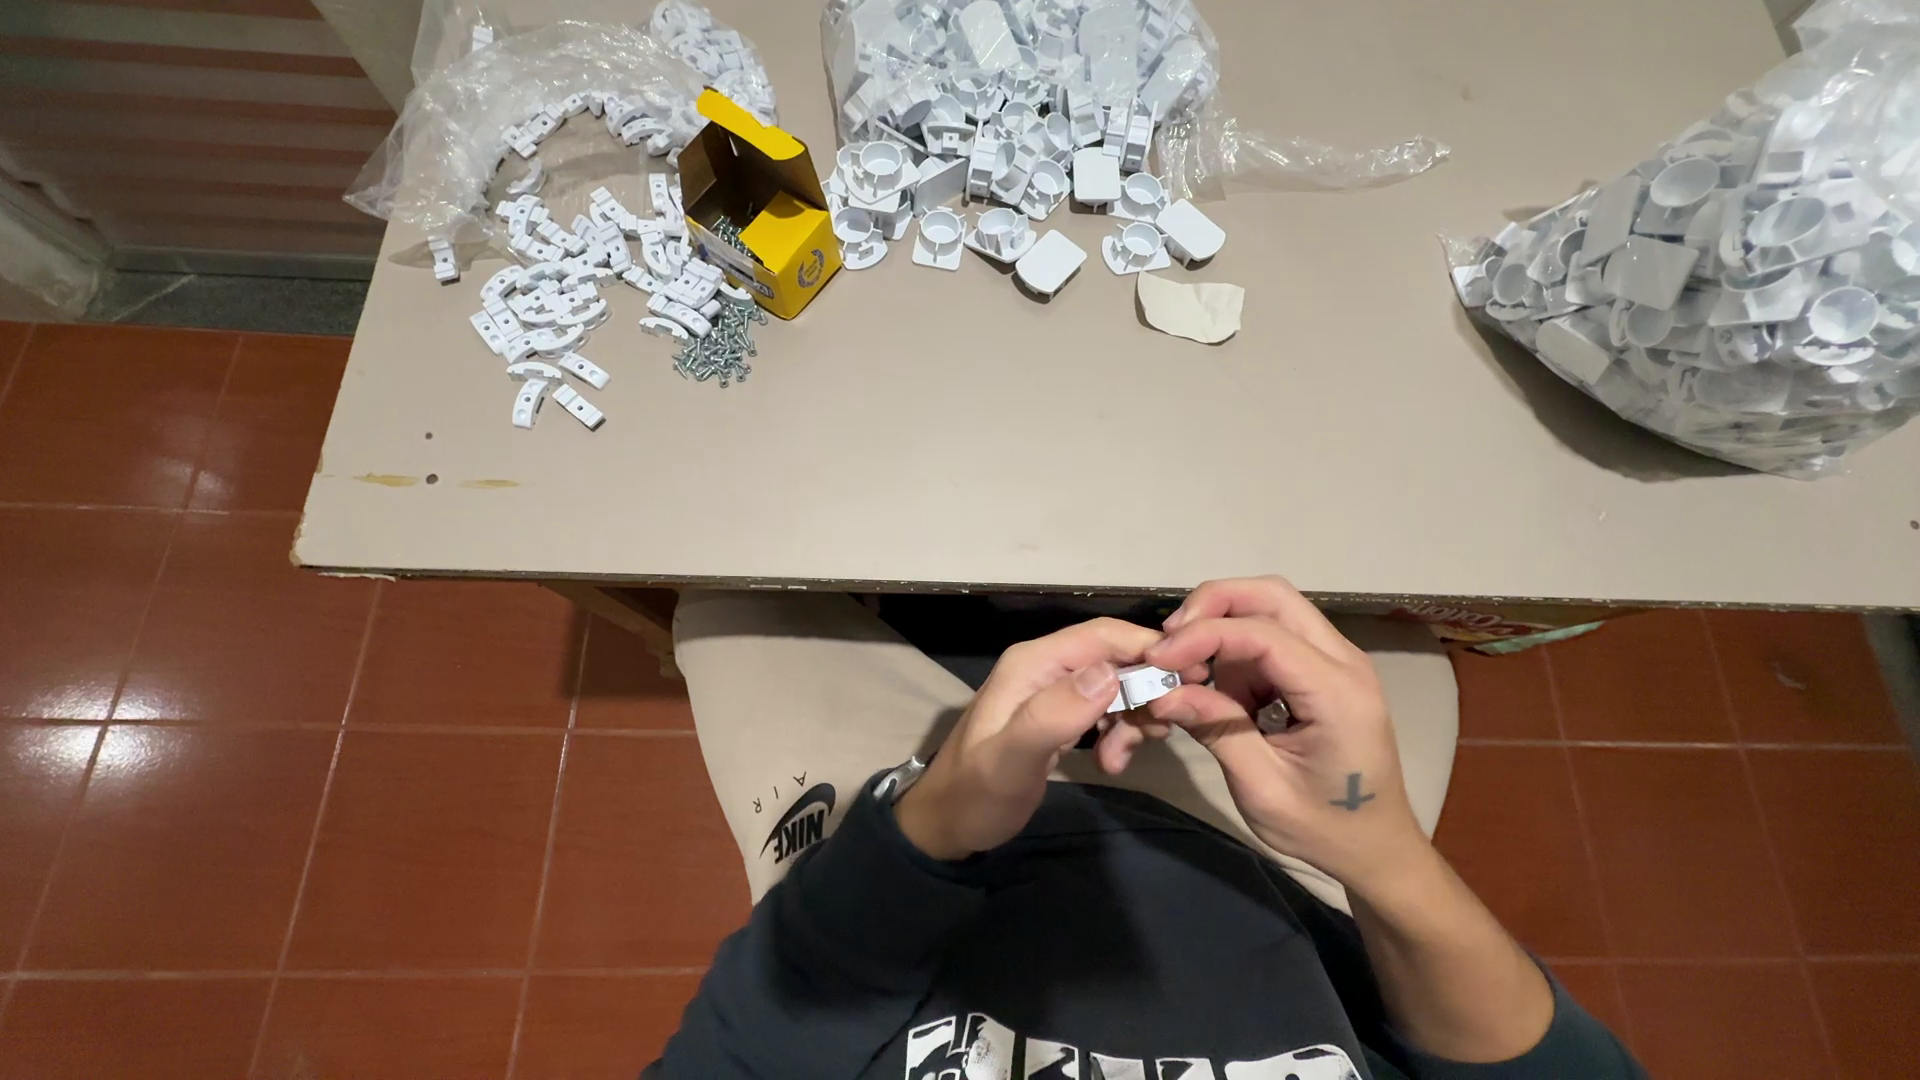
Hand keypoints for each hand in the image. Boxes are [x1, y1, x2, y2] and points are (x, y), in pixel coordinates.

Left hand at [894, 618, 1164, 860]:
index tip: (1189, 683)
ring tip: (1121, 759)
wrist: (947, 823)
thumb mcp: (1012, 758)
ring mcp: (1051, 690)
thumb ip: (1055, 714)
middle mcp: (1044, 666)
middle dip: (1145, 691)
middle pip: (1115, 658)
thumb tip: (1109, 672)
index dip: (1149, 650)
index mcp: (1033, 663)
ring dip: (1133, 718)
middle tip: (1160, 732)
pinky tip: (1111, 762)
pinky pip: (1104, 709)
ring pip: (1115, 685)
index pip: (1103, 635)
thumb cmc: (976, 794)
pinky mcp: (1058, 714)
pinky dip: (1119, 732)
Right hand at [1142, 577, 1427, 891]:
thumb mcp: (1262, 789)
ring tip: (1188, 672)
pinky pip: (1271, 633)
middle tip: (1169, 642)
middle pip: (1271, 595)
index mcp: (1337, 694)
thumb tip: (1161, 695)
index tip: (1156, 659)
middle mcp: (1344, 661)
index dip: (1202, 636)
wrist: (1375, 847)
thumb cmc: (1323, 827)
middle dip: (1211, 605)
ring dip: (1221, 627)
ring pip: (1269, 607)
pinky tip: (1216, 684)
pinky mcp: (1321, 667)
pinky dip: (1234, 648)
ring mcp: (1336, 659)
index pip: (1262, 634)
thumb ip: (1215, 730)